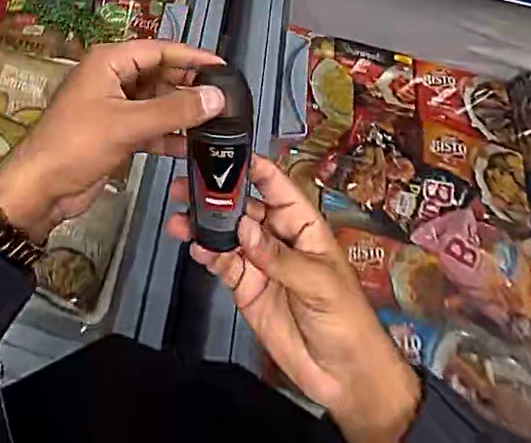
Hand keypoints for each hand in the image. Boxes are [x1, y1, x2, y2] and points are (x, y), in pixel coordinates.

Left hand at [0, 39, 223, 241]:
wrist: (39, 190)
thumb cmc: (74, 145)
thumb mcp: (128, 124)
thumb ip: (175, 110)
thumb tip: (215, 97)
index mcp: (110, 62)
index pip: (159, 50)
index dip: (192, 56)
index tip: (221, 66)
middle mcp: (113, 78)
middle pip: (160, 75)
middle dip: (190, 87)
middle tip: (223, 98)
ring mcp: (115, 106)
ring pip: (158, 102)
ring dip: (182, 112)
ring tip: (215, 122)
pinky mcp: (117, 132)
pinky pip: (151, 126)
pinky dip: (169, 134)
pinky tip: (192, 145)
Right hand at [168, 155, 420, 442]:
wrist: (343, 377)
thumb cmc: (348, 320)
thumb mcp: (320, 283)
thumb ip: (280, 257)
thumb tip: (246, 228)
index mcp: (302, 223)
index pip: (276, 184)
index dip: (254, 166)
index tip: (228, 153)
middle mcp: (278, 236)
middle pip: (244, 205)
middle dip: (218, 193)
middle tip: (190, 184)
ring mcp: (260, 260)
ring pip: (227, 232)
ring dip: (204, 222)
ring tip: (181, 215)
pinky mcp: (247, 286)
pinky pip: (223, 262)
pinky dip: (206, 252)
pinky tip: (194, 245)